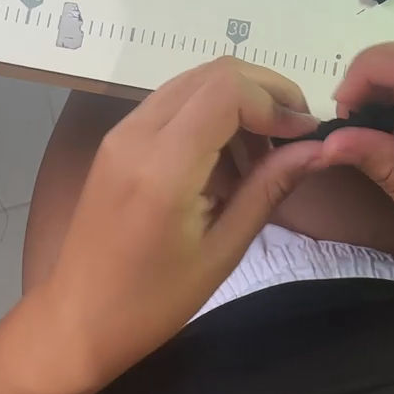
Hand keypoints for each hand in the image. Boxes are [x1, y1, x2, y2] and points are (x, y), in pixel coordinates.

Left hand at [28, 58, 324, 388]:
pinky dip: (213, 110)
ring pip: (196, 79)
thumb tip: (318, 147)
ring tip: (264, 152)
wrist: (76, 320)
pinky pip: (176, 100)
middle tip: (295, 132)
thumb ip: (269, 187)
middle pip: (215, 73)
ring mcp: (124, 130)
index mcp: (163, 166)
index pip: (227, 90)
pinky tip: (228, 156)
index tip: (305, 134)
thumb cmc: (152, 302)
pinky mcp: (120, 136)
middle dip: (265, 91)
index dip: (275, 101)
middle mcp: (138, 133)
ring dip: (240, 99)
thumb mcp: (223, 250)